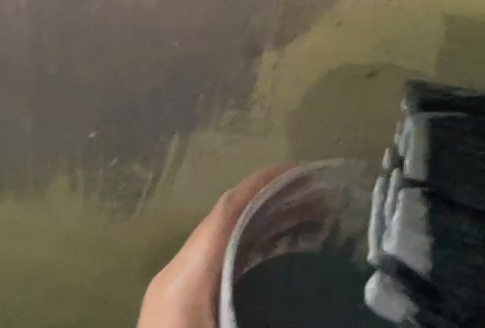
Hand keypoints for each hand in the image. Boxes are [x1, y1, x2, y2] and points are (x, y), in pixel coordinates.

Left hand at [138, 165, 294, 327]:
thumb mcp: (228, 327)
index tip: (298, 171)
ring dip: (256, 224)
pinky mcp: (174, 304)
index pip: (225, 213)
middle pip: (223, 221)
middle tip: (314, 197)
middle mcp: (173, 272)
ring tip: (300, 219)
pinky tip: (266, 254)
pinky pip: (211, 260)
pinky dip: (242, 246)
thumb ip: (266, 306)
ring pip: (217, 240)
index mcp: (184, 277)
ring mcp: (171, 287)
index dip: (261, 185)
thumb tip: (309, 302)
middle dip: (268, 201)